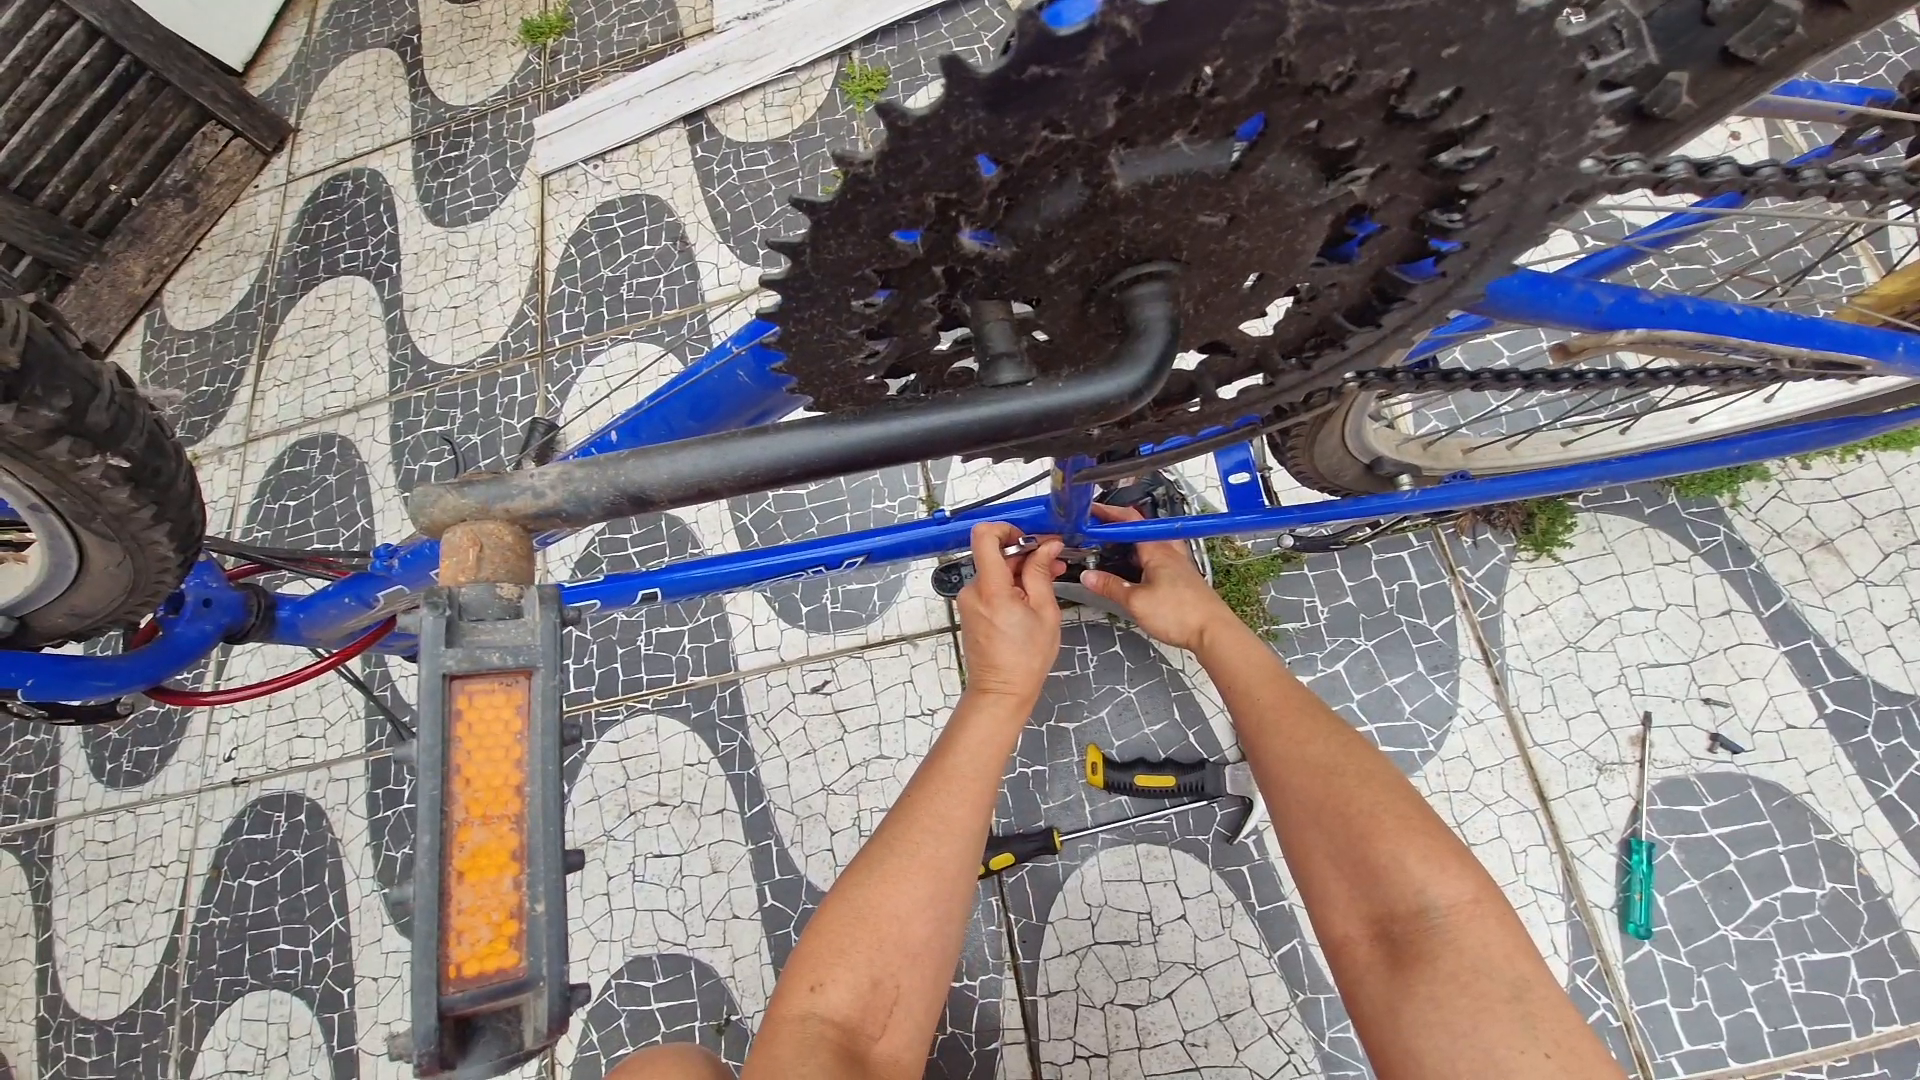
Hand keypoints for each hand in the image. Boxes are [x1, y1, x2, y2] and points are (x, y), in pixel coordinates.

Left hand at [955, 522, 1065, 708]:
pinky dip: (1011, 585)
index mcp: (991, 589)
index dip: (1007, 529)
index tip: (1029, 539)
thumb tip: (1048, 546)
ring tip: (1048, 580)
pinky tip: (1032, 595)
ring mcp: (969, 600)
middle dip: (1025, 553)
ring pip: (995, 570)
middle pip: (994, 554)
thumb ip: (1041, 573)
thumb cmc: (1025, 660)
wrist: (1000, 692)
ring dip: (1021, 570)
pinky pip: (991, 585)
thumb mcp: (1044, 612)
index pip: (983, 536)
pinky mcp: (971, 608)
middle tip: (1053, 561)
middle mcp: (973, 590)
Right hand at [1077, 502, 1240, 652]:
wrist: (1214, 632)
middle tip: (1100, 531)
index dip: (1108, 512)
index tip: (1091, 512)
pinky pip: (1160, 557)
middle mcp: (1170, 551)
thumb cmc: (1180, 614)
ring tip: (1114, 549)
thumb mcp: (1135, 601)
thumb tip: (1088, 576)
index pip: (1129, 519)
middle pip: (1141, 528)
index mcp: (1157, 549)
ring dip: (1132, 541)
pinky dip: (1143, 557)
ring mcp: (1178, 563)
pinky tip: (1136, 570)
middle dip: (1119, 526)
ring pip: (1151, 542)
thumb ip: (1110, 586)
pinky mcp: (1183, 577)